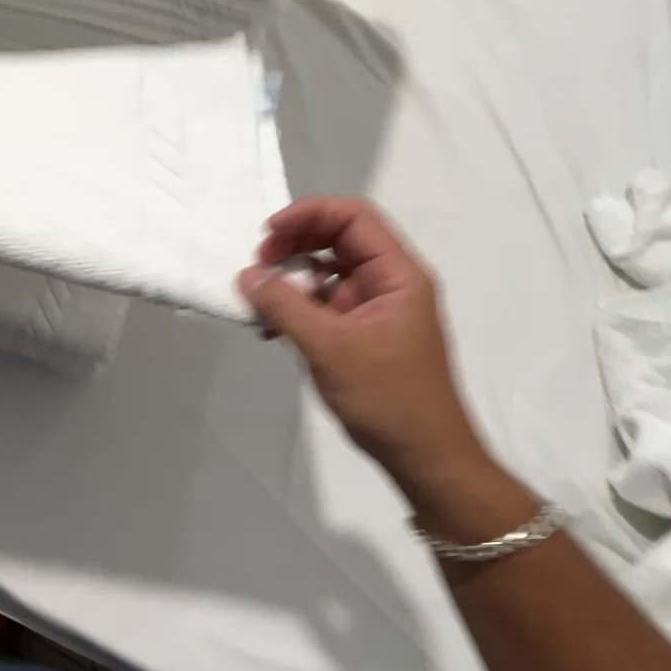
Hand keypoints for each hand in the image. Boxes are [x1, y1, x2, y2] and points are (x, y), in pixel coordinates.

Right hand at [237, 197, 484, 478]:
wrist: (424, 456)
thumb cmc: (387, 397)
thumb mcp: (330, 347)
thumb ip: (285, 306)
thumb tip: (247, 274)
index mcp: (398, 275)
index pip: (353, 219)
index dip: (308, 214)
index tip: (267, 233)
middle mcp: (388, 284)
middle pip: (336, 241)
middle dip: (292, 245)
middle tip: (256, 266)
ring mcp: (373, 310)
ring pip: (324, 274)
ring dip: (288, 280)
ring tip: (257, 300)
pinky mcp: (358, 335)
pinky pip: (321, 307)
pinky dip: (293, 309)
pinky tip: (269, 329)